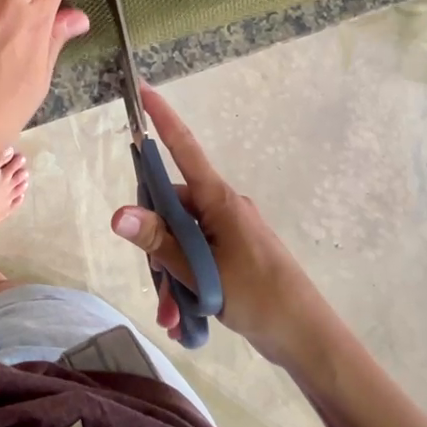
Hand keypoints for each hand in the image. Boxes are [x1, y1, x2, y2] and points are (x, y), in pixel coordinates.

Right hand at [110, 87, 315, 361]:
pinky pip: (198, 260)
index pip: (184, 148)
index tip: (143, 88)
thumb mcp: (201, 271)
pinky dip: (187, 287)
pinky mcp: (234, 255)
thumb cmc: (259, 296)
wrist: (308, 338)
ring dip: (171, 278)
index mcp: (219, 200)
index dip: (162, 118)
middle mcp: (222, 208)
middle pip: (171, 210)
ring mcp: (229, 232)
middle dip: (156, 250)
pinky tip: (185, 319)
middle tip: (159, 292)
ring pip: (181, 242)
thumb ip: (160, 242)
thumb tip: (118, 214)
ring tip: (174, 316)